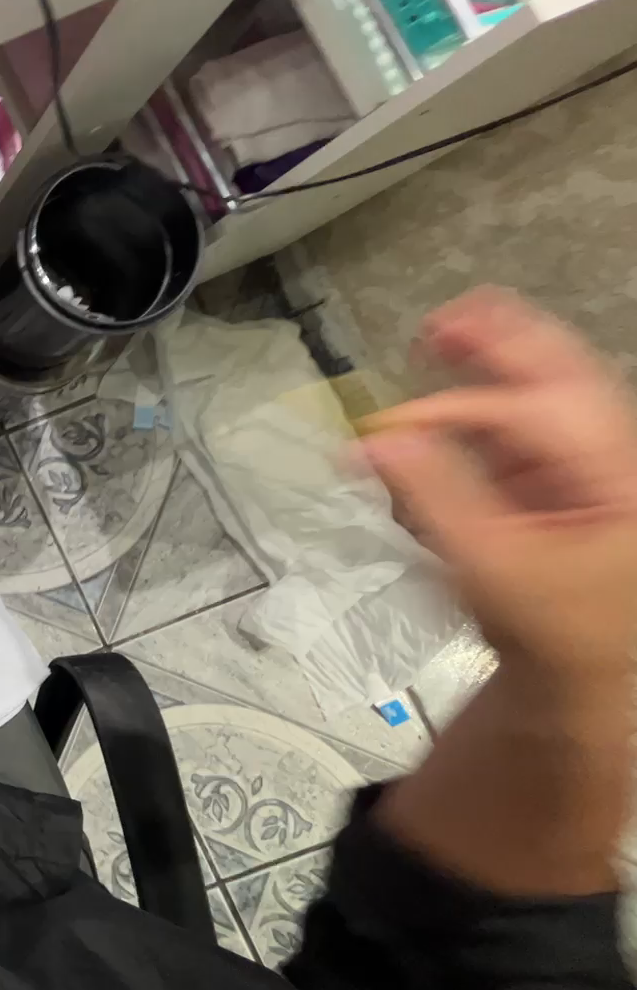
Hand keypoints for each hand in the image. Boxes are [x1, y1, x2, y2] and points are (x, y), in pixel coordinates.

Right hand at [360, 288, 636, 689]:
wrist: (584, 673)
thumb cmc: (550, 623)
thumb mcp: (489, 562)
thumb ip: (433, 495)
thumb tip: (376, 440)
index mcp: (612, 474)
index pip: (527, 414)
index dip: (450, 411)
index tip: (377, 435)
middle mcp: (604, 461)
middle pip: (559, 384)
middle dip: (501, 345)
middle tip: (443, 316)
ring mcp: (580, 474)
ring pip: (536, 405)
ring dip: (486, 370)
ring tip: (442, 334)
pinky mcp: (550, 491)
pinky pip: (510, 441)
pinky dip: (472, 419)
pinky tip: (440, 409)